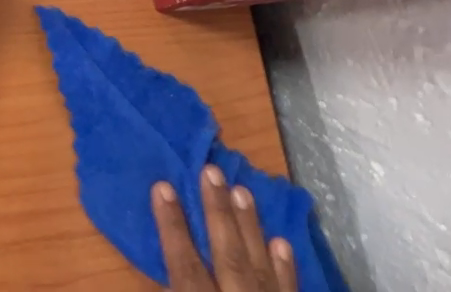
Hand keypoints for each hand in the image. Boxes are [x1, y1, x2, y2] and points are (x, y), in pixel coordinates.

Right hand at [154, 165, 296, 291]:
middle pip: (228, 256)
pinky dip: (286, 268)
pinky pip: (290, 291)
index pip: (185, 265)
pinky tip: (281, 242)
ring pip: (259, 266)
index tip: (162, 186)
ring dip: (250, 228)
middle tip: (211, 171)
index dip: (172, 226)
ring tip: (242, 190)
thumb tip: (160, 271)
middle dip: (218, 212)